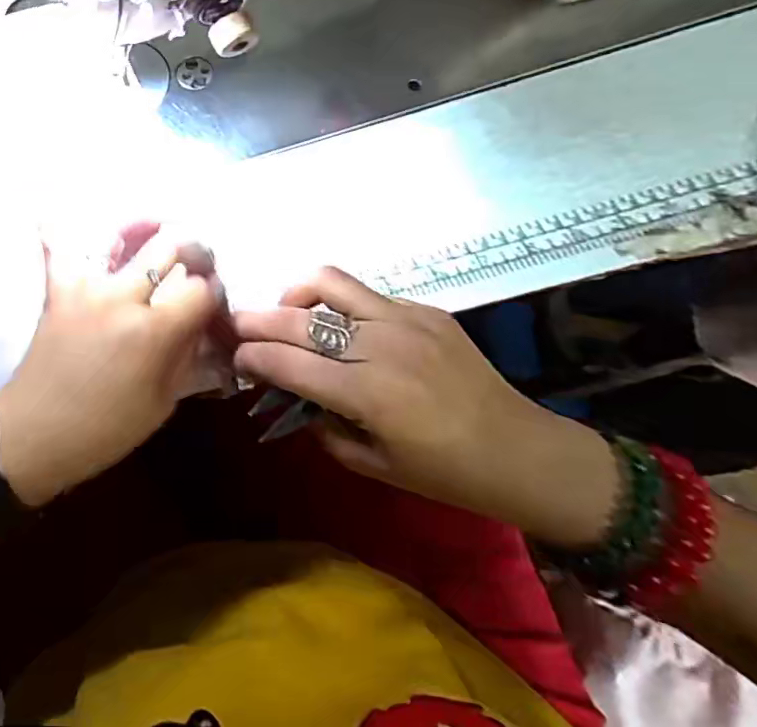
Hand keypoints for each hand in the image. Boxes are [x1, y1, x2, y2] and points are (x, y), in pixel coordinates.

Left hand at [0, 222, 224, 505]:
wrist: (35, 434)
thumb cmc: (105, 430)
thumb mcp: (163, 402)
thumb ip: (188, 355)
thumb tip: (205, 325)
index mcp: (153, 330)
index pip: (201, 288)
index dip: (214, 292)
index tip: (213, 303)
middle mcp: (122, 297)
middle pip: (171, 247)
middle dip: (192, 252)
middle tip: (194, 266)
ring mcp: (87, 287)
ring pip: (125, 237)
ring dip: (147, 233)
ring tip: (156, 235)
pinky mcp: (60, 288)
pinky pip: (64, 248)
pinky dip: (69, 232)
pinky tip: (83, 224)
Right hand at [232, 266, 619, 547]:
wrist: (522, 450)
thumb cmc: (446, 474)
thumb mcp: (373, 466)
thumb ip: (324, 428)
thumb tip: (295, 396)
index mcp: (367, 394)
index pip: (289, 363)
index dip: (252, 357)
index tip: (234, 358)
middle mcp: (380, 346)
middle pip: (298, 318)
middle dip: (256, 320)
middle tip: (237, 325)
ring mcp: (405, 319)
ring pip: (331, 282)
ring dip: (297, 295)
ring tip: (290, 313)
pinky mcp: (426, 309)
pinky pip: (369, 296)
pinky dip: (344, 308)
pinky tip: (349, 332)